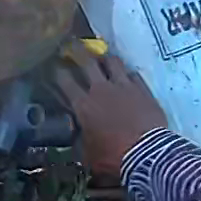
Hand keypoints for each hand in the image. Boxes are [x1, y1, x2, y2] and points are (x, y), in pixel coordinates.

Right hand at [55, 40, 168, 177]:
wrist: (148, 155)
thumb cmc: (113, 157)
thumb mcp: (87, 154)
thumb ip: (79, 138)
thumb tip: (75, 134)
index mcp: (83, 105)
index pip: (64, 80)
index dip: (56, 69)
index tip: (52, 63)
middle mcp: (102, 89)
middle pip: (87, 61)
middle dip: (77, 50)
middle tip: (72, 43)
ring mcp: (125, 86)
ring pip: (113, 61)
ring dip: (105, 59)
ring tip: (102, 59)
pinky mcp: (144, 90)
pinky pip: (133, 74)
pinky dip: (127, 74)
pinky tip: (126, 77)